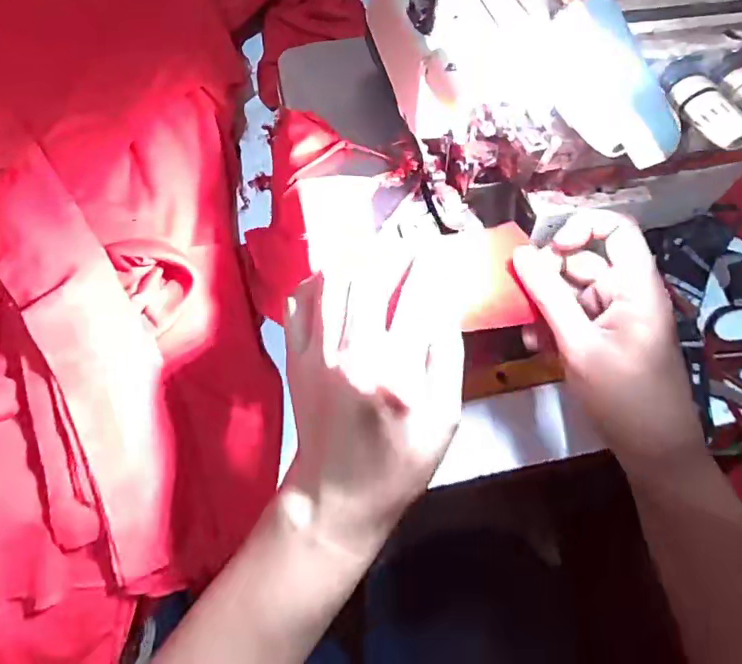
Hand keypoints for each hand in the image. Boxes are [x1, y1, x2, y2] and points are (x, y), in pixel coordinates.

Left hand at [281, 247, 463, 560]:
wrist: (335, 493)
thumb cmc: (399, 462)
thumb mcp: (445, 421)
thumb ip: (448, 358)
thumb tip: (444, 303)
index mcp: (397, 375)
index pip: (415, 298)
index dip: (426, 264)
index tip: (432, 248)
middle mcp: (352, 356)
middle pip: (367, 277)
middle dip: (390, 252)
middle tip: (404, 247)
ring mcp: (316, 353)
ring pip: (330, 281)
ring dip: (354, 261)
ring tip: (372, 258)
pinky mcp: (294, 355)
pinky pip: (299, 300)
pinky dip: (318, 281)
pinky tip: (336, 281)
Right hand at [511, 211, 706, 472]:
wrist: (656, 455)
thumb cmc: (624, 398)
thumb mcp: (578, 345)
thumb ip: (547, 295)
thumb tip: (519, 253)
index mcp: (636, 286)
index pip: (615, 229)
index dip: (581, 227)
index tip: (552, 249)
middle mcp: (628, 292)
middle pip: (583, 259)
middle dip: (548, 276)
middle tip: (523, 299)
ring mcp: (617, 314)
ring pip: (571, 288)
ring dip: (545, 305)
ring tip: (529, 333)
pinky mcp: (606, 334)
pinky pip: (573, 312)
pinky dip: (554, 323)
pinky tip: (538, 345)